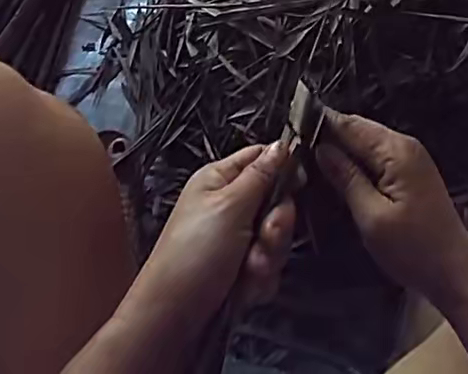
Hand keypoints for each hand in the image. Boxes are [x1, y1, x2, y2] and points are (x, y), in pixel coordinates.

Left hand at [123, 142, 296, 342]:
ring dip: (269, 255)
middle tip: (265, 237)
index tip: (296, 183)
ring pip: (275, 236)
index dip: (283, 168)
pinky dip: (261, 278)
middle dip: (276, 224)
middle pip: (275, 200)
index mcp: (220, 179)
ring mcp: (235, 240)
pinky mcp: (240, 270)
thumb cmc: (193, 255)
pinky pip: (269, 265)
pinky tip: (245, 287)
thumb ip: (261, 174)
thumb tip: (281, 144)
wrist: (171, 322)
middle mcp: (229, 205)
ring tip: (250, 269)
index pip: (261, 157)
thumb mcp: (230, 205)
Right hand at [314, 110, 467, 307]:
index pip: (352, 125)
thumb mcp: (372, 217)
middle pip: (360, 129)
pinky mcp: (410, 170)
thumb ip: (347, 179)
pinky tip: (338, 170)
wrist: (454, 270)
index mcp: (395, 150)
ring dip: (342, 147)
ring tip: (309, 155)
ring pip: (368, 141)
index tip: (293, 123)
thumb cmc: (412, 248)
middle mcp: (404, 144)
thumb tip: (321, 149)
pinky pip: (377, 154)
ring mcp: (410, 156)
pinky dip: (357, 158)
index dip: (323, 123)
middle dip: (330, 134)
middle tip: (295, 144)